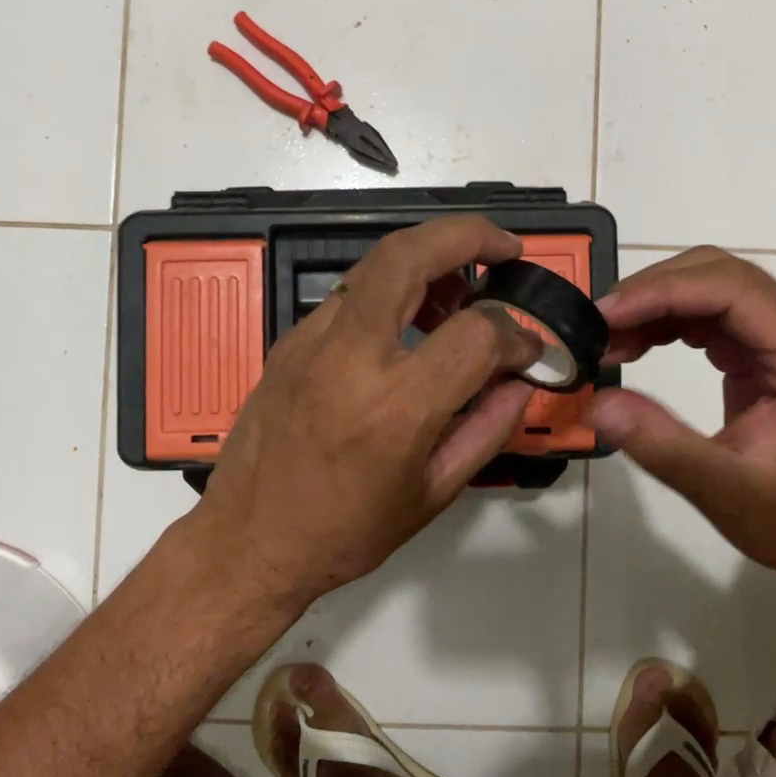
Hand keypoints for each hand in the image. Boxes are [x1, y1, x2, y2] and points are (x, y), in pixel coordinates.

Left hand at [191, 216, 543, 605]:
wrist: (249, 542)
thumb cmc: (347, 531)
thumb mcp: (434, 493)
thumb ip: (488, 428)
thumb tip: (522, 379)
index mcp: (396, 408)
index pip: (475, 333)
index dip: (516, 333)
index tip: (527, 348)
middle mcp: (350, 358)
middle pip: (410, 255)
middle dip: (467, 234)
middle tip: (504, 247)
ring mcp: (311, 342)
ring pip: (374, 264)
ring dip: (427, 256)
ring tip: (459, 289)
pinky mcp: (289, 342)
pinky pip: (349, 296)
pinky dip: (390, 290)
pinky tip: (407, 323)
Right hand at [586, 247, 775, 594]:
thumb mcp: (724, 489)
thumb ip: (662, 444)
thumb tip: (595, 404)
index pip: (731, 290)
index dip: (662, 292)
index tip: (605, 315)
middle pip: (718, 274)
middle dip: (652, 291)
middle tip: (596, 326)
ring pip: (709, 285)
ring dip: (654, 304)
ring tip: (606, 342)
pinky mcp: (764, 345)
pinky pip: (708, 311)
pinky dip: (665, 321)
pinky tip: (633, 347)